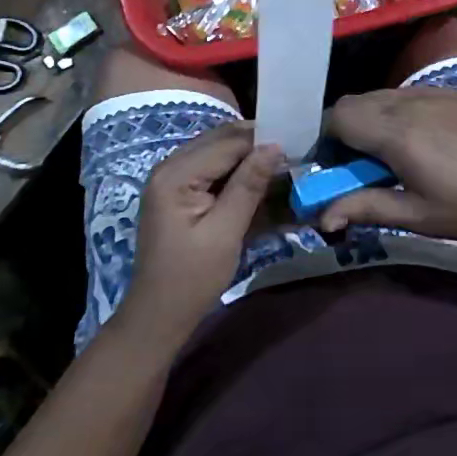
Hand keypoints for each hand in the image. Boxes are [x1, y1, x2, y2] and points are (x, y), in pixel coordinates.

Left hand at [120, 122, 282, 338]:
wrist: (159, 315)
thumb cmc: (192, 278)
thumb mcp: (226, 232)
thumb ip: (248, 186)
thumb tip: (274, 147)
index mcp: (176, 175)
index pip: (227, 143)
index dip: (262, 141)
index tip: (297, 146)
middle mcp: (170, 167)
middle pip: (221, 141)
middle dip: (256, 144)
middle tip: (292, 154)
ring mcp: (172, 178)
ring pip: (218, 152)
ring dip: (248, 156)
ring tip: (281, 165)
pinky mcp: (179, 191)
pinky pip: (212, 168)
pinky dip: (236, 171)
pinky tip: (259, 180)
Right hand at [319, 87, 456, 240]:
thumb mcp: (417, 215)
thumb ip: (365, 207)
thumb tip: (322, 217)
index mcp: (396, 132)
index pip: (337, 117)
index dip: (325, 140)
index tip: (332, 169)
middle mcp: (407, 102)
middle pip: (353, 102)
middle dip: (342, 130)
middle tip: (353, 166)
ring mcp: (430, 93)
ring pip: (377, 96)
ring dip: (367, 120)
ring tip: (383, 156)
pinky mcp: (447, 93)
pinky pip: (402, 94)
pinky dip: (391, 112)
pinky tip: (412, 141)